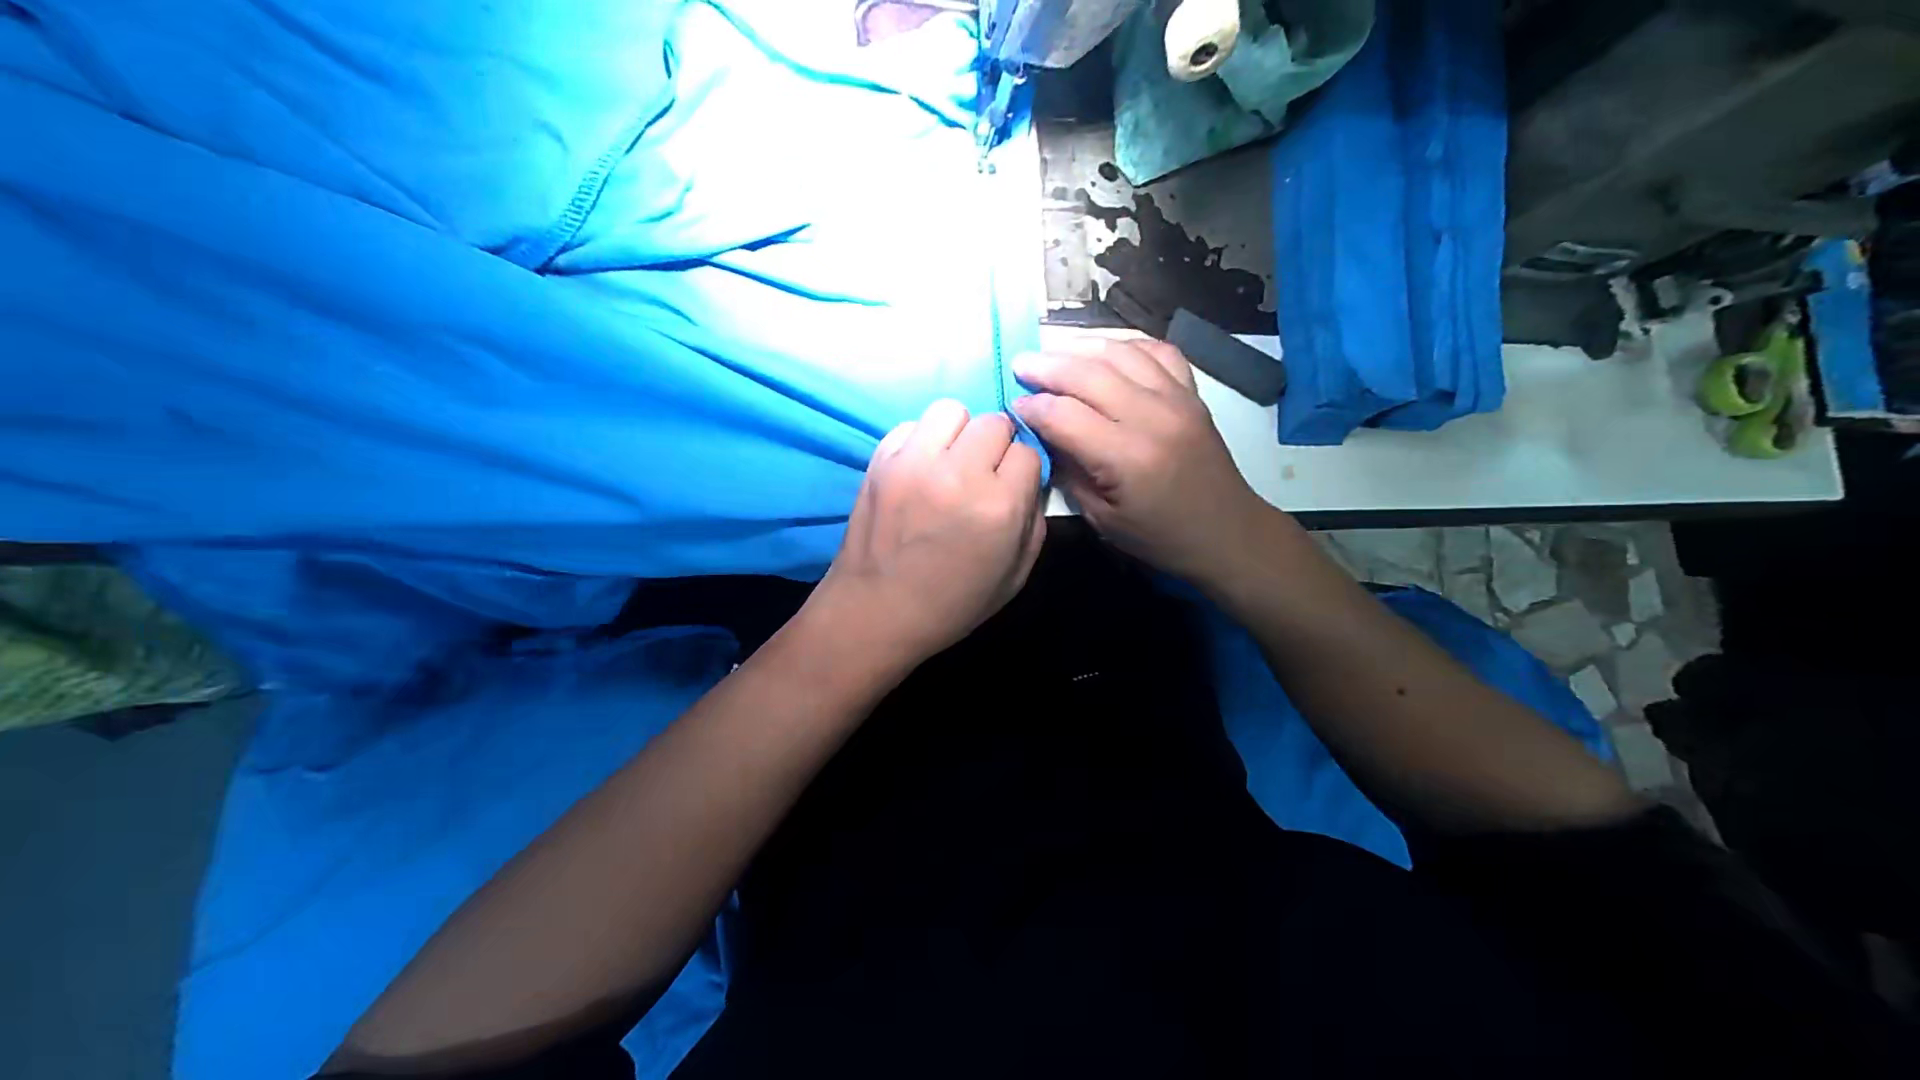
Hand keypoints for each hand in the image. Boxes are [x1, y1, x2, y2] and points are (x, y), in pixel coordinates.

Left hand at [806, 399, 1045, 673]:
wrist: (876, 611)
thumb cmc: (952, 604)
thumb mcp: (1016, 575)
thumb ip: (1033, 519)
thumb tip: (1030, 478)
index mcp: (998, 506)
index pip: (1028, 454)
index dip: (1022, 473)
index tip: (1009, 490)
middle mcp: (958, 474)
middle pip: (994, 423)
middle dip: (996, 447)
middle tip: (981, 474)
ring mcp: (914, 462)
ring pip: (952, 410)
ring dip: (959, 433)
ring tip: (951, 462)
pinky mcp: (880, 460)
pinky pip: (912, 425)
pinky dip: (922, 441)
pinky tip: (920, 469)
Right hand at [1011, 336, 1279, 588]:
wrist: (1226, 534)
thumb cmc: (1160, 537)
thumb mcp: (1102, 518)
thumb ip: (1070, 471)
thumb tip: (1043, 434)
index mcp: (1127, 458)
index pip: (1065, 414)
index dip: (1033, 407)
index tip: (1014, 405)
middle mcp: (1152, 418)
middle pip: (1088, 373)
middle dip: (1047, 366)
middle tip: (1020, 364)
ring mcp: (1177, 399)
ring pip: (1121, 353)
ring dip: (1081, 348)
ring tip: (1054, 354)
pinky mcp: (1192, 394)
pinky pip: (1158, 352)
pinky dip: (1128, 345)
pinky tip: (1107, 352)